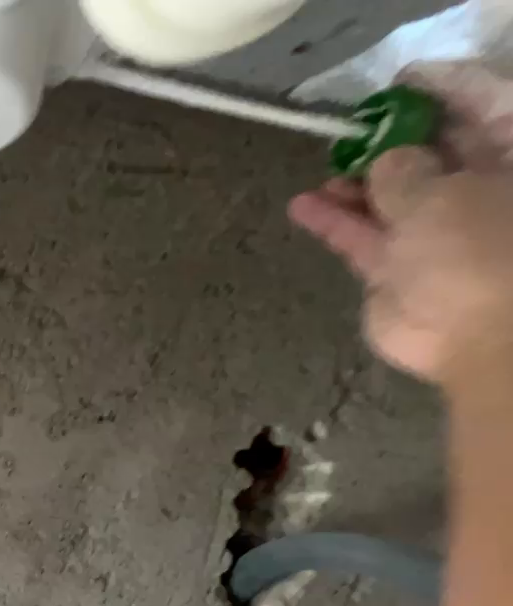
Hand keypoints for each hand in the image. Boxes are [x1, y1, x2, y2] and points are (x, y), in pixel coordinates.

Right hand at [289, 65, 512, 387]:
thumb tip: (386, 157)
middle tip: (354, 126)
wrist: (479, 335)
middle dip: (397, 137)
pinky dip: (334, 220)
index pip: (491, 105)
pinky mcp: (399, 268)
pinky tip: (302, 204)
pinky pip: (363, 235)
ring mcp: (442, 232)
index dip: (445, 90)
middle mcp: (488, 189)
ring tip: (324, 167)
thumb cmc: (482, 250)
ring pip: (394, 195)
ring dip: (357, 180)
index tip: (399, 82)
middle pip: (440, 151)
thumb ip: (406, 170)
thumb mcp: (443, 195)